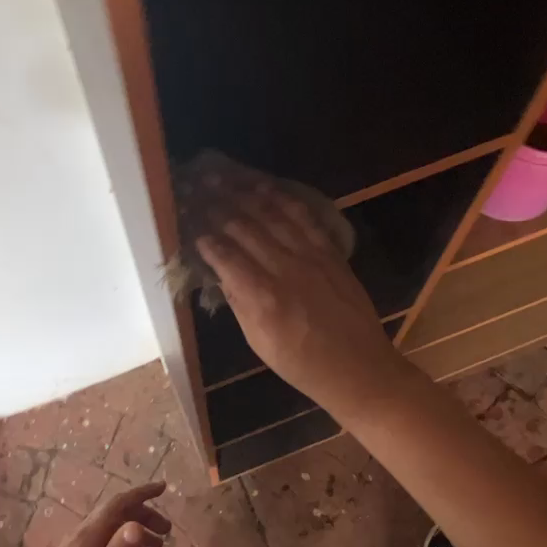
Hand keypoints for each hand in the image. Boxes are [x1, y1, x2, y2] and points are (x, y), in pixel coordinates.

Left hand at [0, 481, 171, 546]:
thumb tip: (138, 524)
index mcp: (86, 540)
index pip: (117, 506)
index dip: (141, 494)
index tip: (163, 488)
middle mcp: (77, 539)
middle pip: (112, 514)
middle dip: (142, 514)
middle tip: (167, 532)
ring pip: (105, 527)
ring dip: (131, 528)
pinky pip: (98, 540)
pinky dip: (117, 540)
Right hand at [196, 185, 418, 406]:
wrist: (358, 367)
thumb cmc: (301, 364)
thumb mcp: (258, 341)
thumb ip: (237, 301)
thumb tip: (217, 271)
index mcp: (262, 298)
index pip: (224, 255)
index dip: (203, 237)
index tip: (187, 223)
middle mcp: (285, 270)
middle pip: (243, 228)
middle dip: (215, 207)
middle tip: (195, 192)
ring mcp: (311, 256)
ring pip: (271, 215)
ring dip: (242, 194)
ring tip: (220, 179)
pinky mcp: (329, 251)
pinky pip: (302, 216)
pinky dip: (280, 198)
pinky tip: (262, 187)